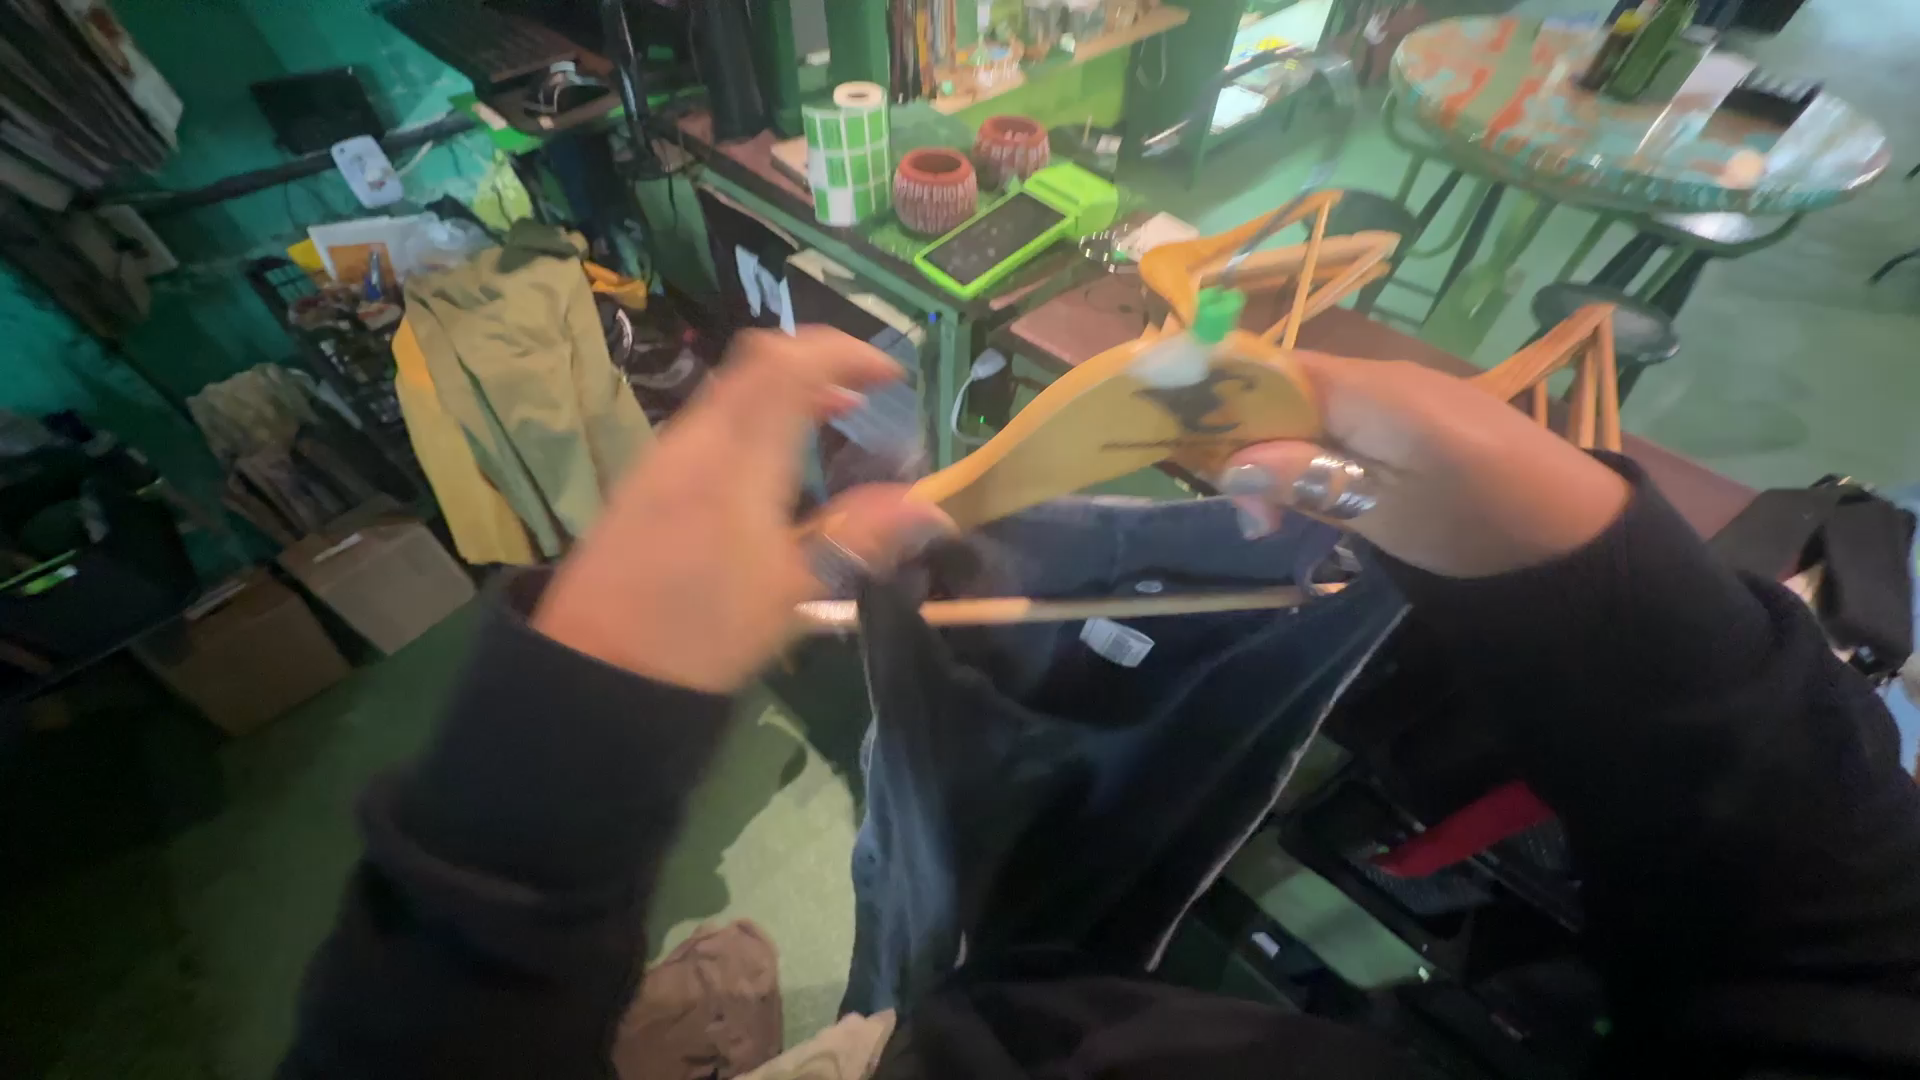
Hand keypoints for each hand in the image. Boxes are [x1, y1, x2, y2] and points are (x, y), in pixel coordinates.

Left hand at [532, 328, 953, 691]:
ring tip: (837, 417)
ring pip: (734, 389)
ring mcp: (667, 454)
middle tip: (868, 392)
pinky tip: (778, 459)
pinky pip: (714, 419)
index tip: (892, 374)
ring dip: (790, 389)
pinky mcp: (650, 477)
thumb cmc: (706, 629)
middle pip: (759, 362)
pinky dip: (758, 415)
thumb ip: (863, 536)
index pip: (790, 366)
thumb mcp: (796, 588)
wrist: (600, 666)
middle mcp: (698, 439)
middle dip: (821, 364)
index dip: (846, 354)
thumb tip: (931, 508)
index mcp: (739, 460)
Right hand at [1221, 353, 1629, 577]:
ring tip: (1275, 517)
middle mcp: (1374, 377)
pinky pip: (1335, 420)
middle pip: (1279, 391)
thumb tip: (1229, 463)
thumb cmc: (1476, 519)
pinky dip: (1307, 455)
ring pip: (1303, 409)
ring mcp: (1393, 393)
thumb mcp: (1382, 511)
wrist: (1577, 533)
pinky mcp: (1407, 414)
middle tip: (1252, 515)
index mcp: (1366, 389)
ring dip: (1274, 456)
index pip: (1266, 371)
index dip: (1219, 403)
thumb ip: (1306, 478)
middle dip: (1246, 444)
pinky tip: (1312, 495)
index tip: (1198, 462)